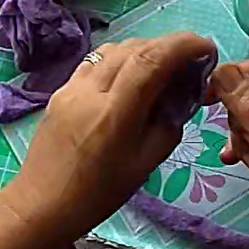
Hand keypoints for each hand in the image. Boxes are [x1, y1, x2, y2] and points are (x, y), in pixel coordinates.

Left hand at [0, 32, 217, 248]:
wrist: (43, 204)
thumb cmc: (98, 193)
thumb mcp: (146, 164)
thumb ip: (169, 125)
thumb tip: (180, 97)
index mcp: (115, 113)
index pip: (152, 60)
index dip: (183, 45)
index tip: (205, 46)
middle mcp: (91, 90)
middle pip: (134, 47)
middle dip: (168, 44)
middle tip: (190, 57)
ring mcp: (71, 87)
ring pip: (113, 49)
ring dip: (144, 48)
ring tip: (163, 64)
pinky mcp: (61, 90)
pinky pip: (95, 61)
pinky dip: (120, 58)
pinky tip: (130, 74)